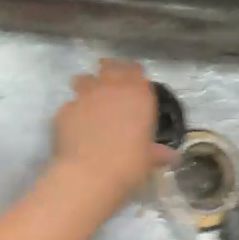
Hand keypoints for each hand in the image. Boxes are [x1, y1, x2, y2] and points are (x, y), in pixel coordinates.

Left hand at [52, 60, 176, 198]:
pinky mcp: (65, 109)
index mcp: (138, 94)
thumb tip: (173, 157)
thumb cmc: (129, 163)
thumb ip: (158, 152)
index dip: (135, 73)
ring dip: (87, 84)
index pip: (137, 71)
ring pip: (85, 78)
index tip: (134, 78)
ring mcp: (85, 95)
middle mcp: (112, 88)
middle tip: (110, 78)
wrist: (90, 172)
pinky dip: (73, 110)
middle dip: (110, 70)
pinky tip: (74, 122)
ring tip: (89, 96)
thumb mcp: (149, 159)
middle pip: (110, 67)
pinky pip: (70, 104)